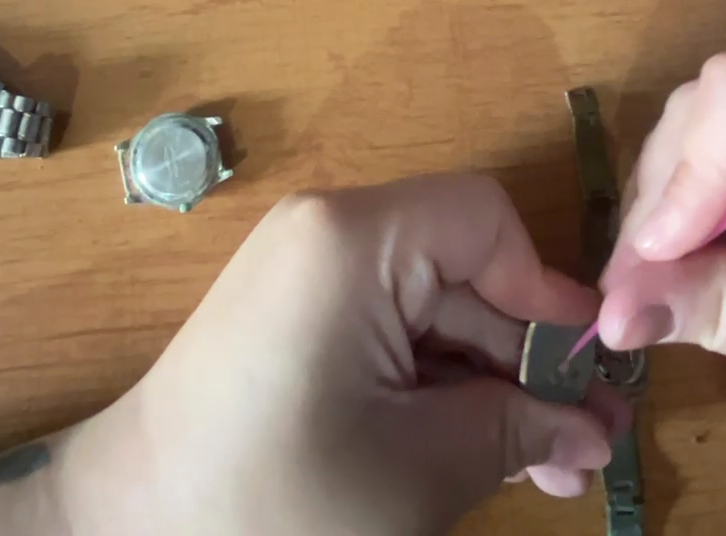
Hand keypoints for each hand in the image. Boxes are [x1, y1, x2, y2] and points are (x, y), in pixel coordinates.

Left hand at [57, 175, 626, 535]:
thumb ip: (516, 429)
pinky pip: (394, 324)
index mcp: (353, 237)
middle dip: (524, 356)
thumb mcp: (415, 469)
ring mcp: (313, 266)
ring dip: (488, 380)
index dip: (543, 292)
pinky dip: (438, 379)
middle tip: (582, 447)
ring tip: (545, 464)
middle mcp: (332, 229)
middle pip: (463, 268)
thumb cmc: (272, 496)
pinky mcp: (303, 305)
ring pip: (434, 304)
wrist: (131, 522)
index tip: (583, 376)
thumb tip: (594, 424)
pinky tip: (479, 444)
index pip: (483, 220)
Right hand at [594, 52, 725, 489]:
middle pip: (718, 103)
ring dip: (678, 202)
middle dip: (670, 193)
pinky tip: (704, 262)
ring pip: (715, 125)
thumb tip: (610, 312)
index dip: (687, 170)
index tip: (655, 262)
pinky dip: (705, 209)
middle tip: (642, 287)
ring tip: (667, 282)